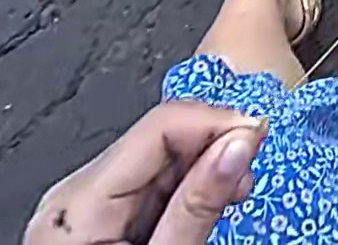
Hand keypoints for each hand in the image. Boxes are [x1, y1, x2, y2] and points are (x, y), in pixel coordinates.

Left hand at [24, 101, 267, 244]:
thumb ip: (199, 206)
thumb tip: (245, 138)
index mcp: (78, 204)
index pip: (163, 125)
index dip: (218, 123)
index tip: (259, 141)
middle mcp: (77, 192)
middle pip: (165, 134)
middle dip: (217, 144)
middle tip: (249, 180)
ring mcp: (88, 203)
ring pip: (168, 151)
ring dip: (212, 162)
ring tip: (236, 193)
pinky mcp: (104, 215)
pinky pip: (159, 177)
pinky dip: (195, 181)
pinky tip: (212, 199)